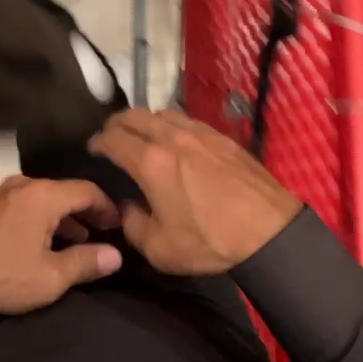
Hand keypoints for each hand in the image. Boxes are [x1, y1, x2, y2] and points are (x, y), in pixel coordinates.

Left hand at [0, 176, 124, 314]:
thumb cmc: (0, 274)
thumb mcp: (49, 278)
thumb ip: (85, 263)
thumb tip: (116, 255)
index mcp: (43, 195)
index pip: (87, 190)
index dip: (107, 207)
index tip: (120, 225)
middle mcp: (23, 184)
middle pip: (63, 191)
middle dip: (85, 212)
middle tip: (101, 233)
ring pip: (41, 198)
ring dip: (61, 216)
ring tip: (75, 240)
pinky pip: (21, 204)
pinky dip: (38, 217)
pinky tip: (39, 240)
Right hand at [89, 109, 301, 274]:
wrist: (269, 233)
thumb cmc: (210, 241)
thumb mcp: (159, 249)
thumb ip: (132, 225)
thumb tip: (127, 207)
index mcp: (150, 162)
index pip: (113, 138)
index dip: (97, 142)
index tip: (93, 149)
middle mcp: (171, 138)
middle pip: (135, 116)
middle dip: (117, 124)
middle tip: (112, 136)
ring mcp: (199, 133)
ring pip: (162, 113)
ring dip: (145, 121)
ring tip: (143, 135)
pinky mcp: (221, 137)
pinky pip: (187, 120)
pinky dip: (171, 124)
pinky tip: (176, 139)